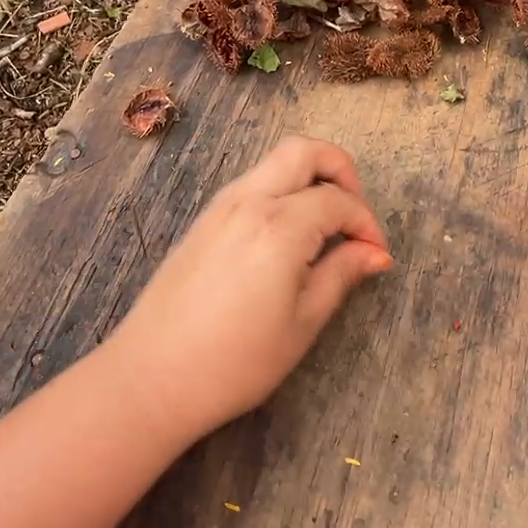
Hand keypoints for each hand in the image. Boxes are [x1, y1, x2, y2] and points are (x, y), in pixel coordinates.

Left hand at [103, 136, 392, 438]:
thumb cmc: (235, 361)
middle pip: (304, 150)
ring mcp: (221, 205)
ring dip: (310, 177)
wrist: (150, 377)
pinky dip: (282, 190)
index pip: (338, 200)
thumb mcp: (302, 323)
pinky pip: (253, 183)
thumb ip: (342, 275)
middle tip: (354, 215)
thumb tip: (375, 252)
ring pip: (276, 161)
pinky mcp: (204, 219)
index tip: (377, 255)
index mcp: (279, 225)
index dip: (367, 224)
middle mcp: (249, 199)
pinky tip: (290, 236)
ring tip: (326, 226)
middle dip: (341, 170)